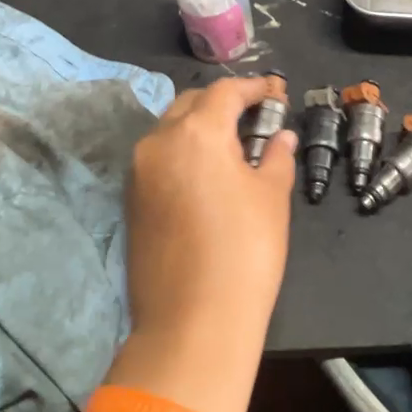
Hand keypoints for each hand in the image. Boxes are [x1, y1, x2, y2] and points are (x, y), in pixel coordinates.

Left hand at [125, 75, 295, 342]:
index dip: (255, 87)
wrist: (191, 323)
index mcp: (197, 131)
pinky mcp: (130, 201)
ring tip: (233, 145)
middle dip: (224, 103)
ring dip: (200, 127)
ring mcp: (139, 171)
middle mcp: (159, 141)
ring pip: (170, 130)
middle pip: (192, 103)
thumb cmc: (245, 251)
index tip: (277, 92)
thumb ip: (276, 157)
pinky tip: (208, 173)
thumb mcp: (272, 197)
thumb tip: (280, 138)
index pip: (226, 91)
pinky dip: (183, 153)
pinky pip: (159, 158)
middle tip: (256, 117)